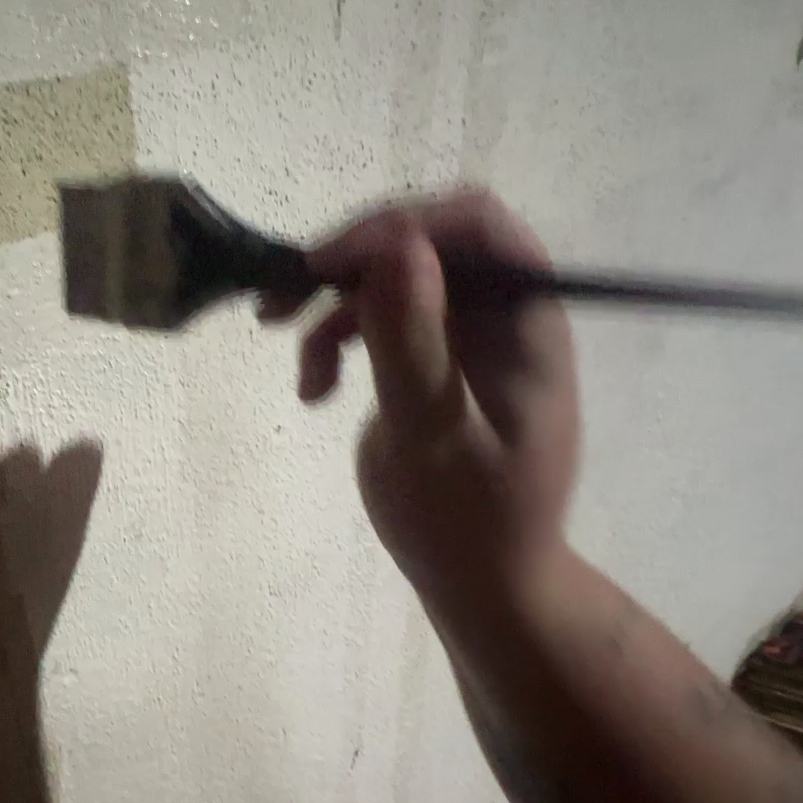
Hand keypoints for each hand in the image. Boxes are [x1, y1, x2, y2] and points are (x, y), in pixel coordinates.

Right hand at [265, 191, 579, 601]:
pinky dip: (335, 346)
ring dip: (330, 316)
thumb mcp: (433, 435)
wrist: (478, 575)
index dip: (391, 228)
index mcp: (525, 320)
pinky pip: (377, 326)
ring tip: (301, 374)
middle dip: (344, 269)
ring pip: (387, 286)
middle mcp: (499, 315)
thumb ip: (414, 342)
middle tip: (277, 305)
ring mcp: (464, 338)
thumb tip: (393, 246)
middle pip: (419, 247)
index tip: (318, 267)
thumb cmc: (465, 519)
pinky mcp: (429, 363)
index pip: (470, 227)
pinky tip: (315, 390)